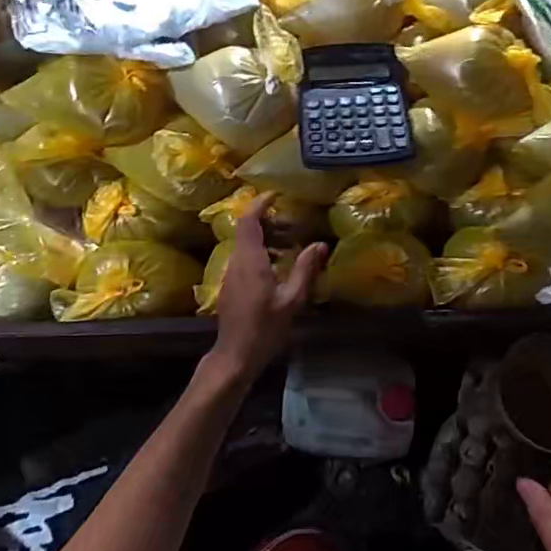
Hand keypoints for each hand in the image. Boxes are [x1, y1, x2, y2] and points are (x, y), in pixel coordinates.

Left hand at [208, 192, 326, 380]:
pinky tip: (278, 268)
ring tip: (291, 247)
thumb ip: (305, 269)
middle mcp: (236, 261)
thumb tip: (320, 244)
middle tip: (294, 226)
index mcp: (250, 259)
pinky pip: (244, 258)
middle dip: (270, 222)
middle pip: (248, 230)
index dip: (260, 203)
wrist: (235, 355)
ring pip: (246, 245)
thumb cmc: (265, 328)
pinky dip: (261, 253)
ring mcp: (230, 273)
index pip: (249, 220)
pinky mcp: (230, 285)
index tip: (277, 195)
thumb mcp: (292, 299)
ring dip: (267, 239)